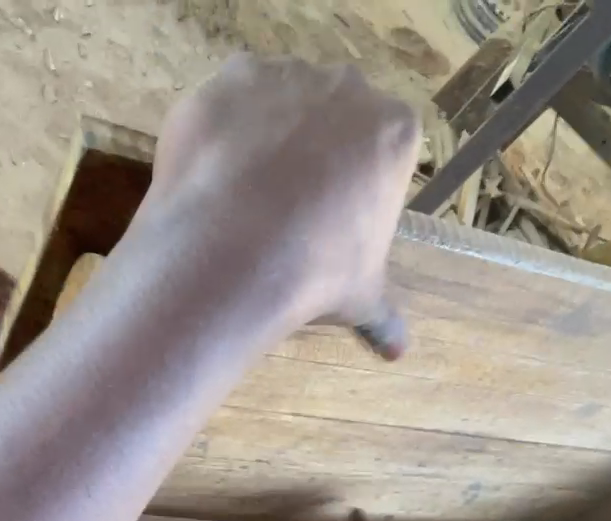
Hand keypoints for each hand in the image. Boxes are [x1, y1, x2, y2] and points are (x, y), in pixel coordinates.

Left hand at [138, 54, 419, 357]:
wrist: (234, 253)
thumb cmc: (315, 274)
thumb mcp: (359, 298)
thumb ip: (382, 314)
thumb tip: (398, 352)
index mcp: (394, 132)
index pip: (380, 148)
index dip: (352, 185)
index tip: (328, 220)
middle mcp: (346, 89)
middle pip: (331, 117)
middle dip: (311, 155)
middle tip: (283, 209)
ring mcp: (284, 76)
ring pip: (277, 104)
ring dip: (265, 140)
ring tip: (242, 199)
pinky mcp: (227, 81)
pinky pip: (226, 105)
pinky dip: (219, 135)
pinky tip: (212, 181)